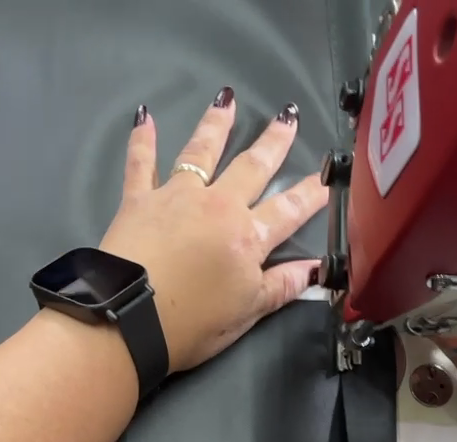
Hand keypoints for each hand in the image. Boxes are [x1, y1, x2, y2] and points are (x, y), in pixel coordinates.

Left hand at [100, 93, 329, 372]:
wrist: (128, 318)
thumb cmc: (191, 325)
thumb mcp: (246, 313)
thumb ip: (280, 287)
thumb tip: (315, 269)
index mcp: (248, 238)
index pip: (287, 211)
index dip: (310, 194)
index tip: (328, 176)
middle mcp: (217, 207)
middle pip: (251, 169)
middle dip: (273, 143)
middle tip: (288, 117)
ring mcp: (176, 198)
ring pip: (201, 152)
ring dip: (216, 125)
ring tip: (227, 100)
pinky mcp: (138, 201)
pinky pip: (141, 164)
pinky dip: (142, 140)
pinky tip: (143, 117)